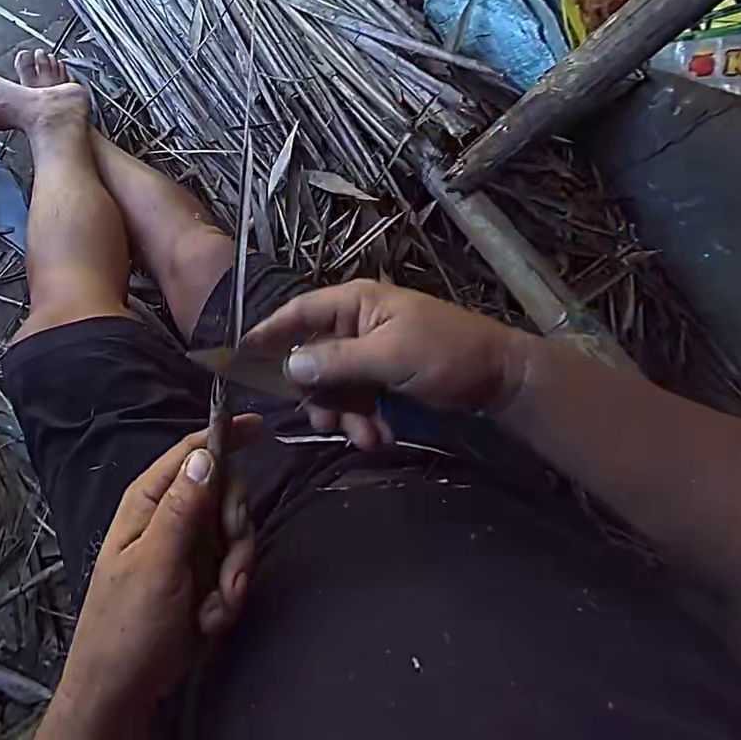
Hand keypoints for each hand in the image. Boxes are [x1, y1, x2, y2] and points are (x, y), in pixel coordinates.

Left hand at [40, 415, 259, 738]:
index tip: (259, 427)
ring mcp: (187, 544)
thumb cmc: (127, 626)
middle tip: (230, 567)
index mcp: (150, 500)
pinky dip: (228, 593)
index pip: (191, 452)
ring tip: (214, 607)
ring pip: (235, 531)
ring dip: (233, 571)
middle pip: (224, 492)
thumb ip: (181, 508)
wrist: (122, 693)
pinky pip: (233, 564)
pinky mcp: (201, 572)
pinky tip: (209, 618)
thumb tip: (205, 455)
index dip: (225, 435)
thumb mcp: (155, 565)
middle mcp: (171, 514)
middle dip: (235, 530)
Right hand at [241, 280, 527, 447]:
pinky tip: (379, 436)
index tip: (240, 356)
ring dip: (344, 414)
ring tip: (366, 437)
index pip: (300, 312)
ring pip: (334, 385)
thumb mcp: (391, 356)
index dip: (270, 332)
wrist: (500, 380)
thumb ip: (338, 361)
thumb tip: (290, 367)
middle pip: (314, 358)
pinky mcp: (383, 377)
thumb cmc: (446, 353)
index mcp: (356, 303)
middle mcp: (356, 324)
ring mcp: (369, 352)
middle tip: (327, 423)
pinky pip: (356, 398)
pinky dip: (362, 419)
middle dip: (320, 395)